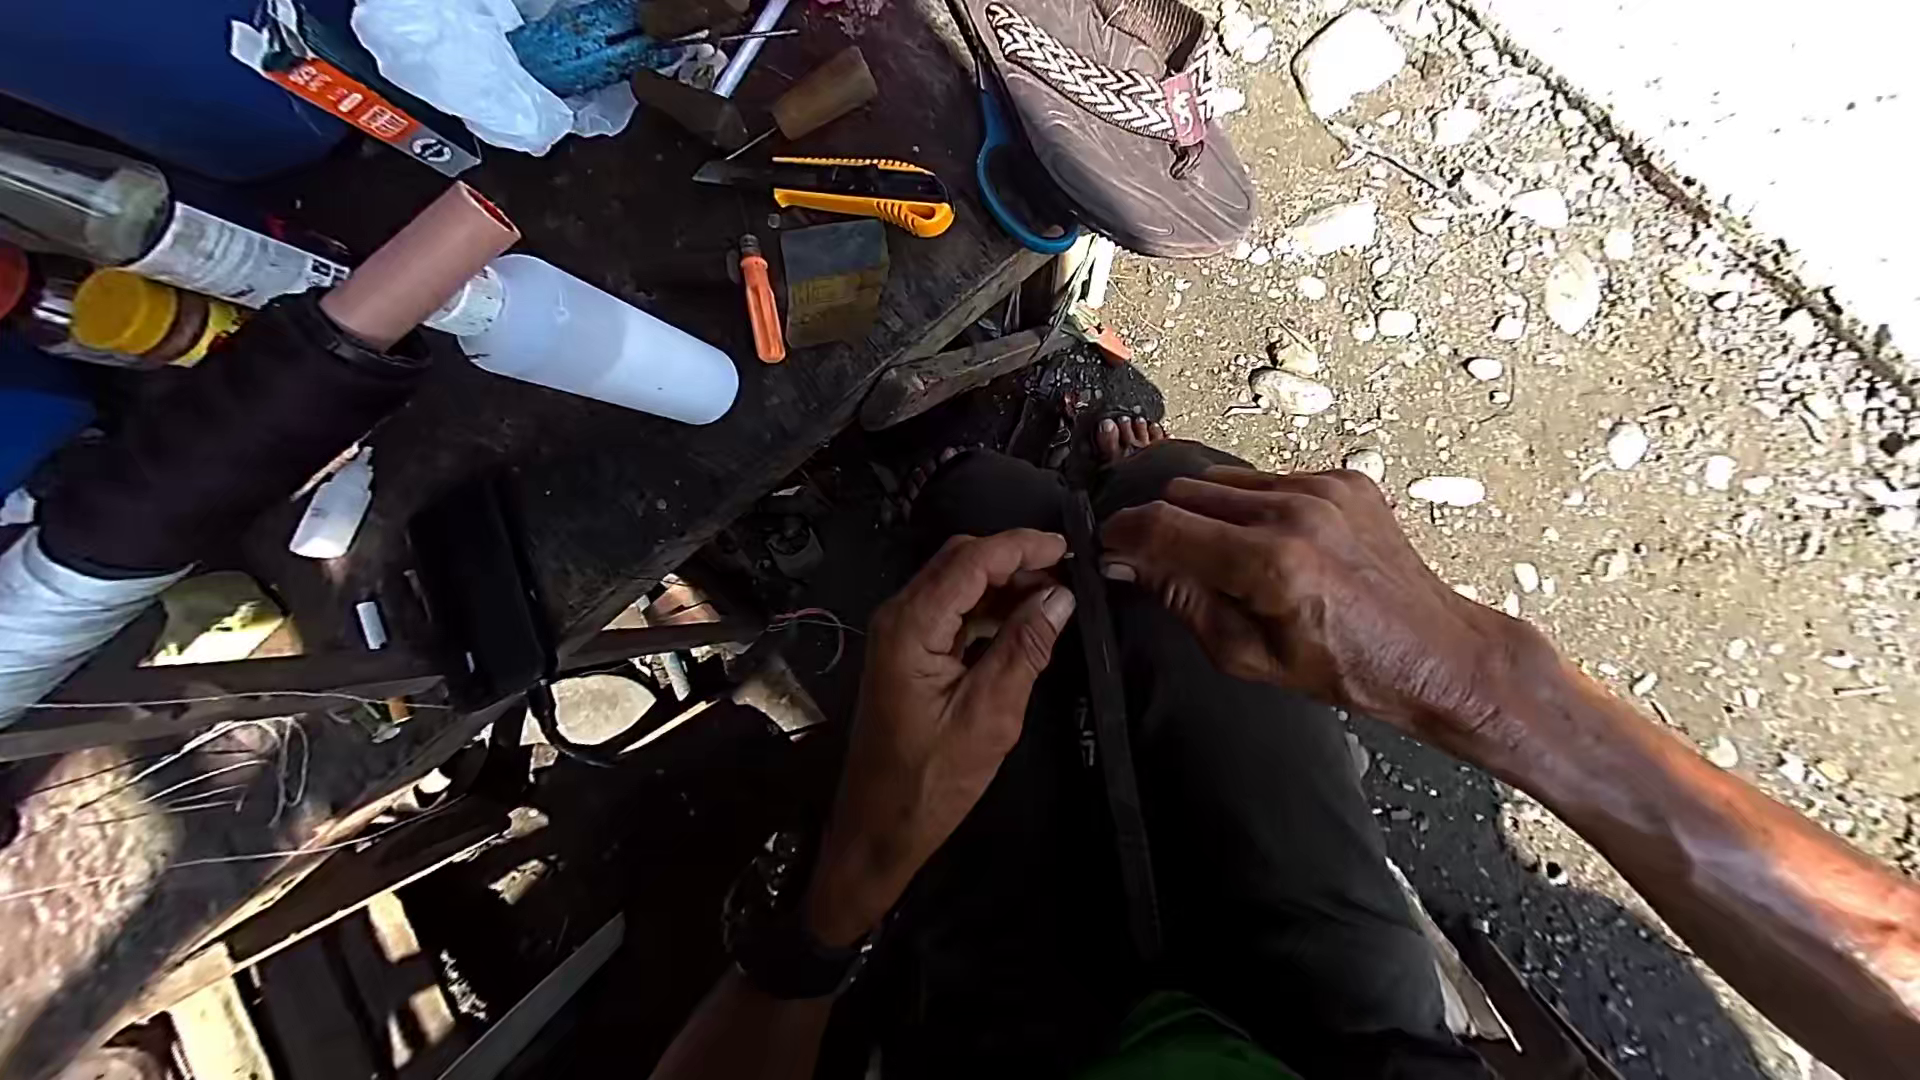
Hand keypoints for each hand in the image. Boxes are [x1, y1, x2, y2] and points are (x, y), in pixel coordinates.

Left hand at [806, 529, 1076, 944]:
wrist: (879, 826)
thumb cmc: (930, 781)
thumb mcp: (989, 715)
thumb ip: (1024, 648)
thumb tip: (1060, 597)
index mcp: (910, 625)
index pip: (970, 560)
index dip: (1020, 546)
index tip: (1067, 548)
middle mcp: (899, 615)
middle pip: (959, 562)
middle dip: (1013, 561)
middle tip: (1065, 577)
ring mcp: (900, 631)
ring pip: (957, 583)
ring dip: (1004, 584)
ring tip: (1052, 599)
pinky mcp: (909, 649)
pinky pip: (953, 612)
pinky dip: (989, 609)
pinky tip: (1022, 622)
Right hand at [1100, 467, 1546, 769]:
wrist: (1437, 652)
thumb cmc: (1342, 668)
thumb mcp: (1243, 654)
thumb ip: (1179, 599)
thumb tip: (1125, 563)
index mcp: (1269, 565)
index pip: (1162, 526)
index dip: (1122, 533)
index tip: (1107, 545)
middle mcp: (1294, 512)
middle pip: (1183, 492)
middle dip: (1161, 525)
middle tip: (1165, 560)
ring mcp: (1322, 488)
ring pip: (1217, 480)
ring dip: (1202, 513)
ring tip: (1223, 553)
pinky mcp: (1342, 478)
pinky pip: (1261, 479)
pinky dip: (1245, 505)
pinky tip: (1267, 539)